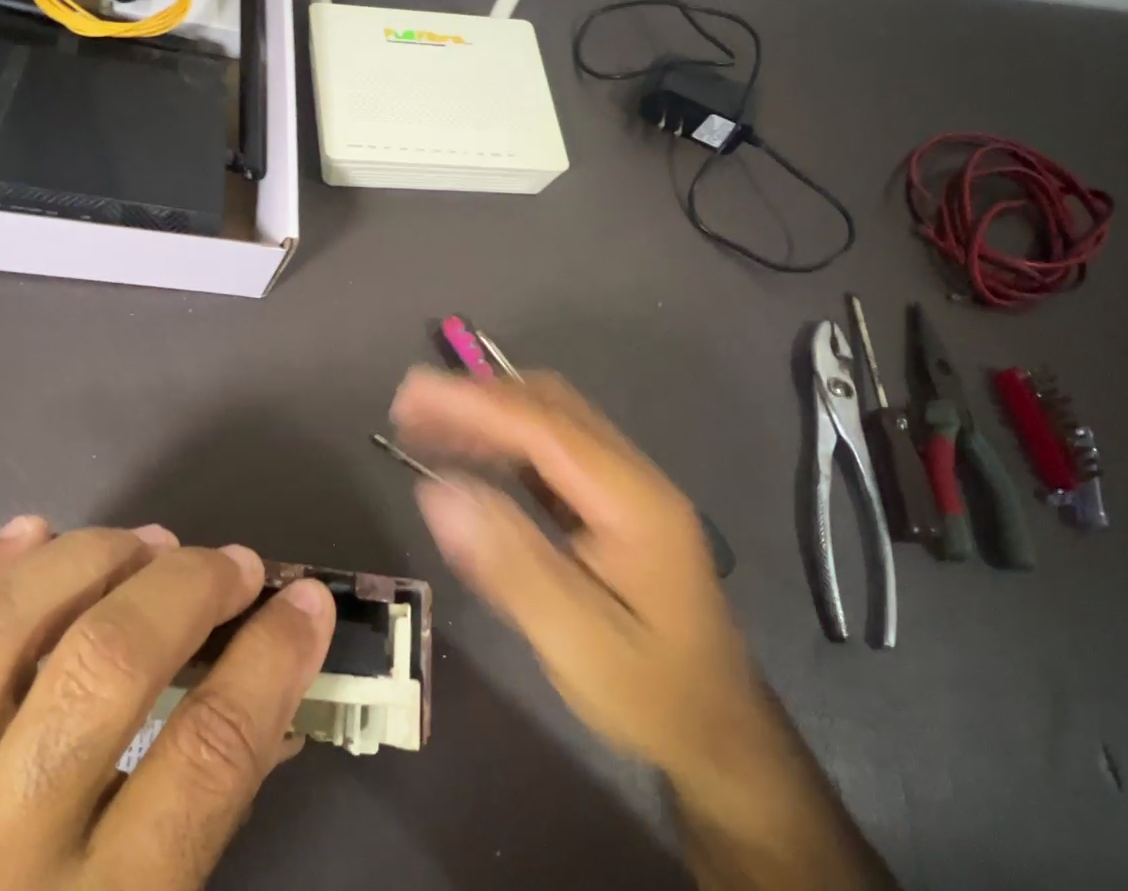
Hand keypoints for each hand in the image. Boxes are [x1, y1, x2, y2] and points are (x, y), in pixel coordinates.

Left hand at [0, 519, 333, 890]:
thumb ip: (208, 821)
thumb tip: (269, 702)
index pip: (205, 756)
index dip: (270, 661)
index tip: (303, 602)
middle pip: (103, 669)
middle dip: (185, 591)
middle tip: (231, 563)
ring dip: (82, 562)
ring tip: (143, 540)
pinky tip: (22, 535)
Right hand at [392, 367, 897, 890]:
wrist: (718, 733)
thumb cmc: (648, 694)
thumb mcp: (575, 640)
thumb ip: (509, 563)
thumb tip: (436, 492)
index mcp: (634, 505)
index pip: (544, 429)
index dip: (473, 404)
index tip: (410, 395)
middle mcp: (636, 482)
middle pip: (553, 409)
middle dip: (477, 399)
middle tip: (409, 411)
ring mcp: (630, 495)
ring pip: (554, 426)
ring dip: (489, 417)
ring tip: (424, 429)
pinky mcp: (616, 513)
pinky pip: (555, 458)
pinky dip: (505, 447)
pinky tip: (469, 464)